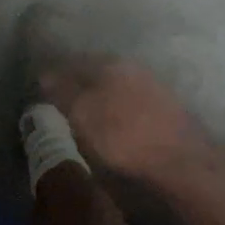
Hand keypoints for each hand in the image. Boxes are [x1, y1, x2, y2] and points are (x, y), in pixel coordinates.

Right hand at [42, 60, 211, 181]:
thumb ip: (61, 92)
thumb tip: (44, 75)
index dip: (53, 78)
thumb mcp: (82, 114)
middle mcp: (131, 66)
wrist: (183, 161)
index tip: (41, 95)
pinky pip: (129, 104)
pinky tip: (112, 128)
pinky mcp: (167, 109)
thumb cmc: (124, 135)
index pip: (71, 62)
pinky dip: (116, 112)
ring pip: (114, 88)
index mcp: (108, 62)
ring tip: (84, 121)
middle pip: (94, 73)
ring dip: (98, 100)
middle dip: (77, 87)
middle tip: (60, 108)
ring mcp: (152, 86)